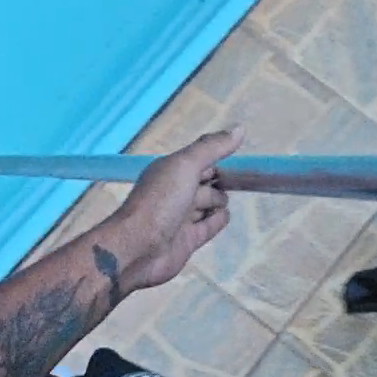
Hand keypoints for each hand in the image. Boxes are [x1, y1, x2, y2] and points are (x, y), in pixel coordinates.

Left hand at [97, 131, 240, 293]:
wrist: (137, 248)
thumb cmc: (159, 202)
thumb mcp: (185, 166)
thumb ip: (210, 148)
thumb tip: (240, 128)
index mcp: (168, 172)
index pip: (197, 161)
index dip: (215, 158)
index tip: (236, 157)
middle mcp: (173, 193)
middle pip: (204, 183)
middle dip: (219, 182)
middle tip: (236, 182)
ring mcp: (180, 218)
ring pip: (207, 205)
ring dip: (218, 201)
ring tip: (219, 202)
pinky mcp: (187, 241)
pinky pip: (209, 226)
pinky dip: (217, 220)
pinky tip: (222, 216)